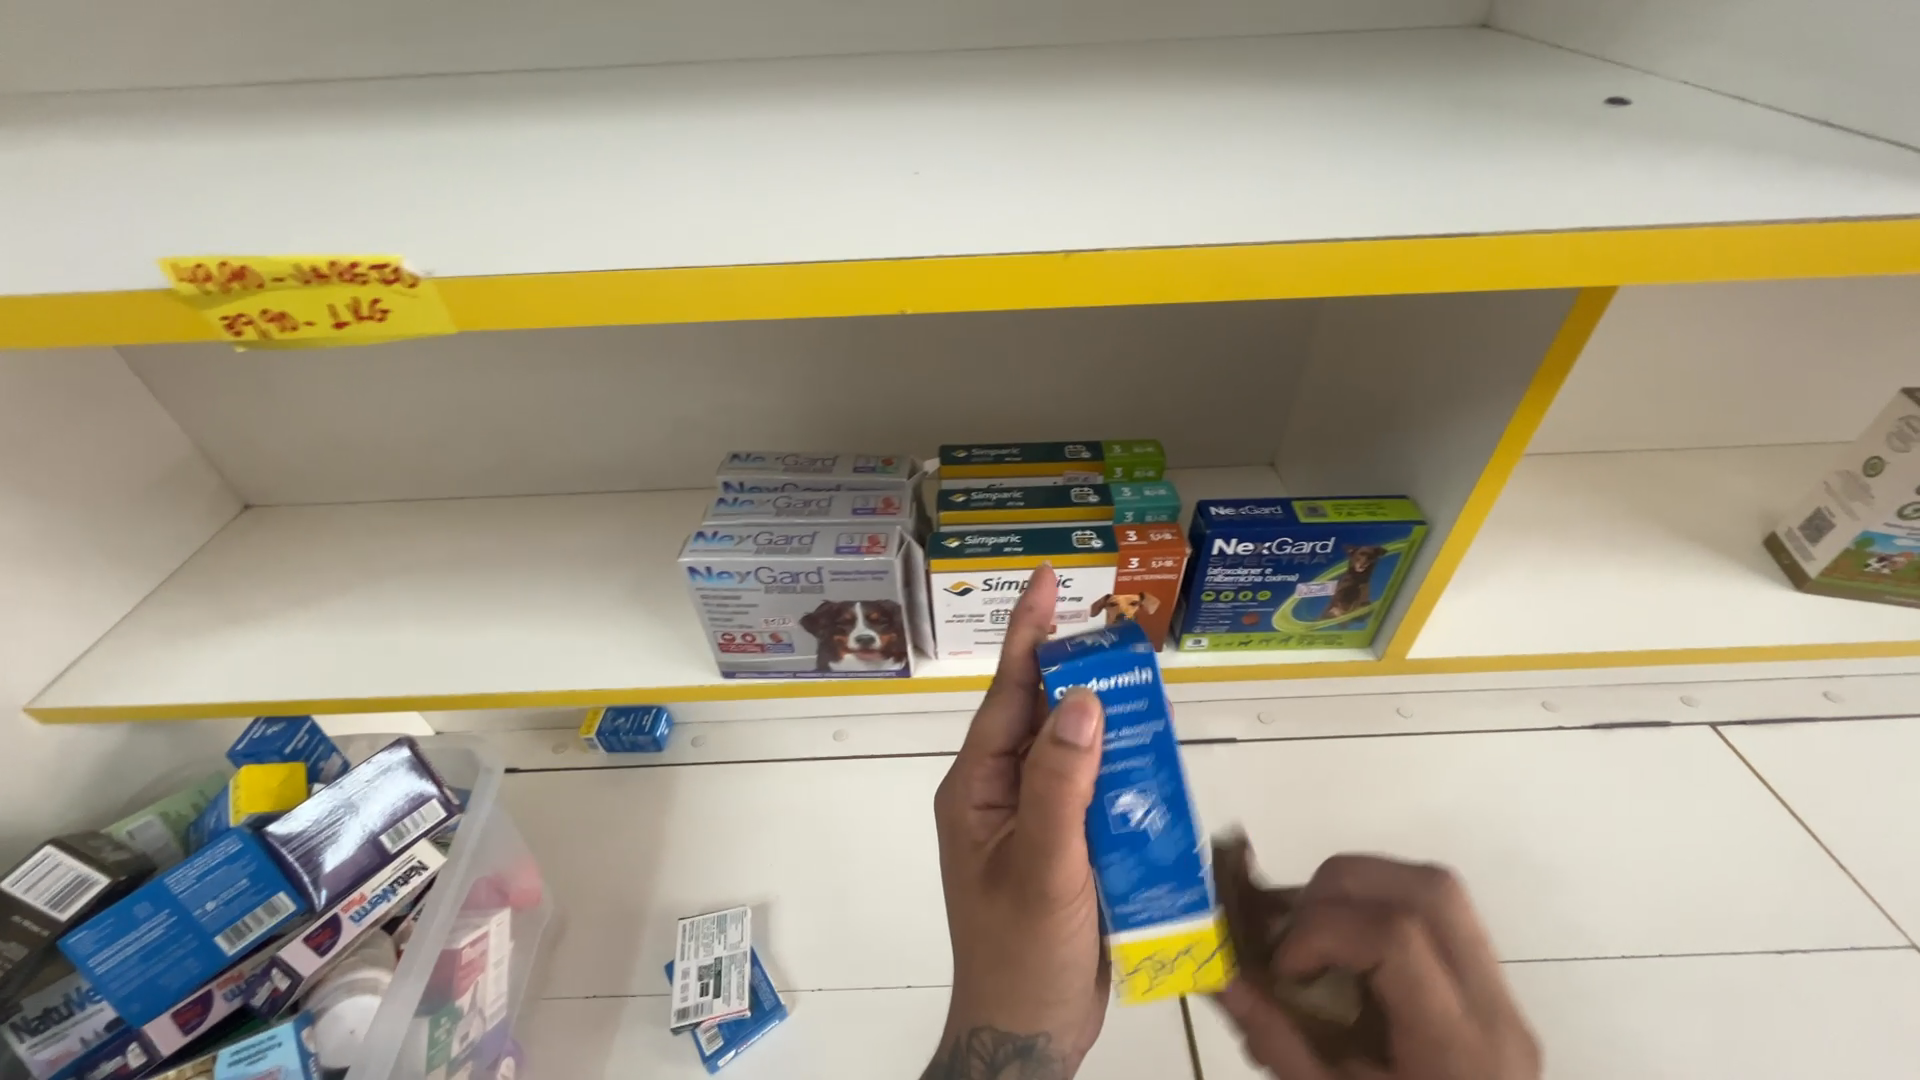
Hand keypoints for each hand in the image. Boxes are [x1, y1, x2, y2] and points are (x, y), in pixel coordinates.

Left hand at [923, 565, 1108, 1079]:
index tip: (1047, 581)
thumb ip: (1060, 781)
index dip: (1027, 634)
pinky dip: (1117, 768)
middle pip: (1039, 714)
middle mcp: (1000, 789)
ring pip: (1069, 749)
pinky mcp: (1061, 842)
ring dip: (1101, 719)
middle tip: (1117, 633)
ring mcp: (1030, 816)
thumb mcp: (1042, 863)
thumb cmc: (1022, 948)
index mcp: (977, 784)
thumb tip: (1081, 697)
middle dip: (1073, 670)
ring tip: (1141, 684)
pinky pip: (1089, 789)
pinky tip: (1149, 754)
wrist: (1028, 1028)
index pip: (1006, 693)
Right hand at [1213, 855, 1539, 1079]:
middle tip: (1295, 932)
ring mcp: (1501, 994)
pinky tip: (1346, 951)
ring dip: (1358, 890)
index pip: (1394, 936)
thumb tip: (1220, 978)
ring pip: (1434, 887)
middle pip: (1426, 891)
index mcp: (1457, 1048)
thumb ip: (1278, 1042)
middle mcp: (1494, 1008)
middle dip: (1339, 889)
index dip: (1321, 931)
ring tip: (1316, 933)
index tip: (1283, 968)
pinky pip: (1434, 912)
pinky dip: (1376, 908)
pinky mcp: (1491, 989)